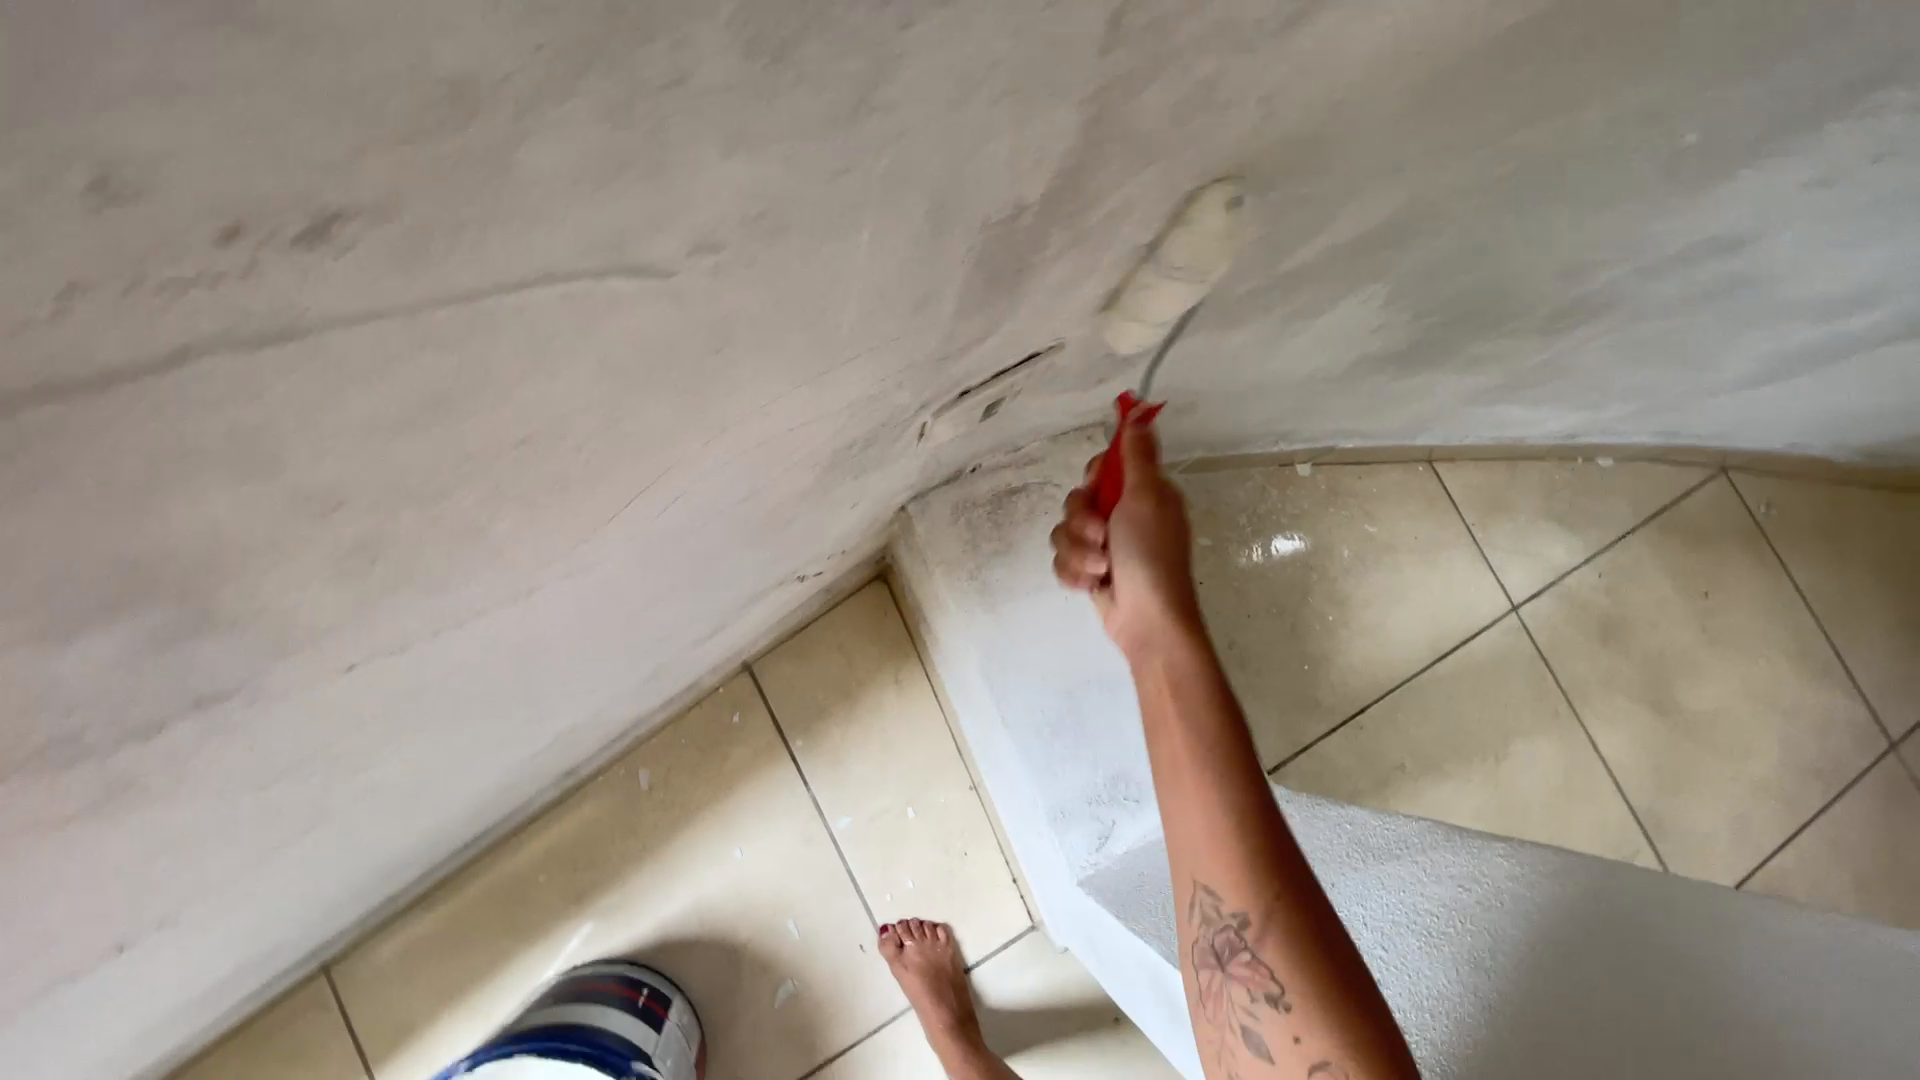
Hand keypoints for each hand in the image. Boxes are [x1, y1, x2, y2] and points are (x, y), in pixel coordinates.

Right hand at [1050, 416, 1205, 660]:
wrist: (1146, 620)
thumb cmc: (1150, 555)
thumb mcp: (1146, 498)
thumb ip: (1137, 456)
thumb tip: (1141, 413)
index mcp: (1142, 493)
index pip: (1102, 467)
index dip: (1093, 480)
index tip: (1099, 492)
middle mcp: (1123, 515)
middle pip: (1076, 500)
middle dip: (1081, 523)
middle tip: (1101, 537)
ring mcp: (1105, 546)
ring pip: (1064, 532)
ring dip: (1078, 553)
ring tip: (1100, 570)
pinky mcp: (1090, 571)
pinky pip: (1063, 560)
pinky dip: (1075, 573)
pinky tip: (1092, 585)